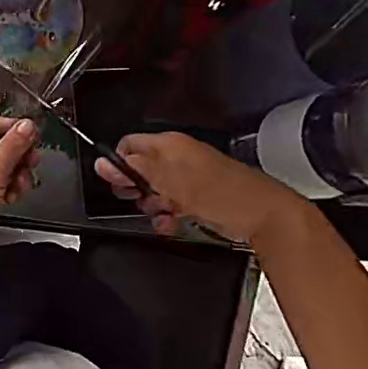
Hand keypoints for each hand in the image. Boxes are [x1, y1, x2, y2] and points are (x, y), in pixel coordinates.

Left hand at [0, 116, 40, 259]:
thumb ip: (13, 146)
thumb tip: (28, 125)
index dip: (16, 130)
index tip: (34, 139)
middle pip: (0, 143)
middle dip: (19, 156)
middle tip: (30, 165)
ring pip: (2, 163)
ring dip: (16, 174)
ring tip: (17, 187)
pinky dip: (8, 187)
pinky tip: (9, 198)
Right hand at [96, 132, 308, 243]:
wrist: (263, 216)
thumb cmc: (224, 193)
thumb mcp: (171, 182)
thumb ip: (135, 172)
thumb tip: (104, 163)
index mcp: (170, 145)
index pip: (129, 147)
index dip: (119, 166)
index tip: (119, 185)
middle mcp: (178, 158)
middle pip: (140, 169)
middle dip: (137, 189)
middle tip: (142, 200)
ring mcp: (188, 178)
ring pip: (155, 190)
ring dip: (153, 206)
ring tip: (163, 214)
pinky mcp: (197, 196)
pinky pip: (171, 204)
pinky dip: (168, 215)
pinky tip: (171, 223)